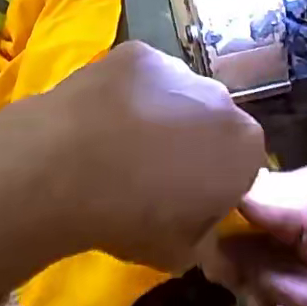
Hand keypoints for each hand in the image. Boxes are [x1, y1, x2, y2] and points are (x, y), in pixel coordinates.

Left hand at [0, 42, 263, 295]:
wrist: (62, 166)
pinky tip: (103, 112)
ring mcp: (177, 67)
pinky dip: (130, 89)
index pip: (243, 164)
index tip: (187, 199)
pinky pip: (144, 74)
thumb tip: (208, 236)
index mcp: (244, 147)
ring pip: (179, 93)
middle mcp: (221, 98)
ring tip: (120, 138)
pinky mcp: (138, 51)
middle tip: (152, 168)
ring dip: (164, 111)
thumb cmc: (129, 216)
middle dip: (194, 141)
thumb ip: (207, 241)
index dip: (216, 182)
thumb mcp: (180, 254)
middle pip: (214, 122)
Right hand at [203, 165, 306, 305]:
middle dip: (238, 253)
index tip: (212, 272)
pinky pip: (287, 217)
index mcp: (305, 200)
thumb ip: (258, 272)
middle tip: (243, 303)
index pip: (234, 196)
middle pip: (247, 204)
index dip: (213, 230)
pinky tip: (286, 292)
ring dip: (259, 260)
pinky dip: (280, 251)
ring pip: (264, 213)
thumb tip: (212, 249)